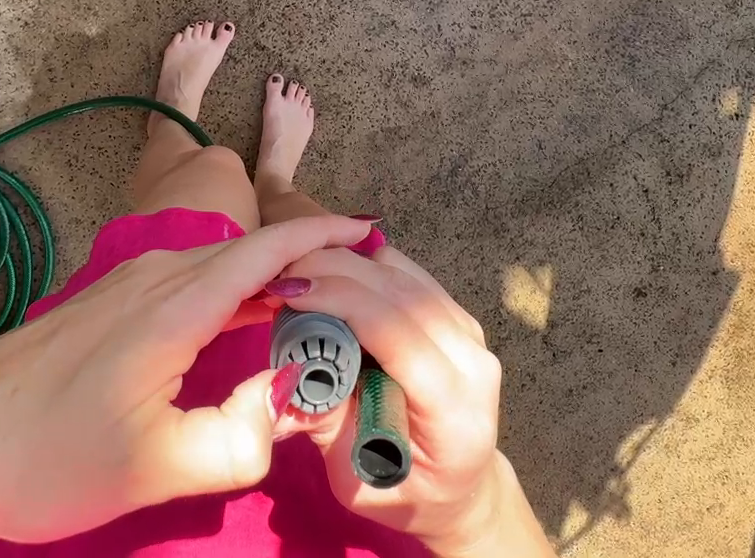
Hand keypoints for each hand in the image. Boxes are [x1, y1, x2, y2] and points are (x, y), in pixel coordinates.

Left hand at [0, 215, 374, 556]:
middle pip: (250, 252)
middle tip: (359, 290)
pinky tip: (241, 329)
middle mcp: (157, 275)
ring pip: (219, 267)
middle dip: (309, 262)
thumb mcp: (155, 468)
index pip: (269, 248)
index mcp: (177, 304)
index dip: (324, 233)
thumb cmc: (46, 459)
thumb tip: (288, 401)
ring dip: (269, 282)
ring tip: (312, 312)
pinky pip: (191, 282)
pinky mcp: (109, 301)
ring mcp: (128, 283)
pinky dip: (233, 295)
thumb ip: (240, 439)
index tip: (370, 230)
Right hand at [276, 243, 549, 555]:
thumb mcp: (356, 479)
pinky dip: (363, 265)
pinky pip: (406, 270)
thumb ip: (323, 422)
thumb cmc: (405, 492)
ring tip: (301, 276)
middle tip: (282, 274)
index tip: (291, 291)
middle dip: (336, 270)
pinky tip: (331, 279)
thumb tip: (282, 373)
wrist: (460, 487)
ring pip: (403, 271)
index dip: (343, 301)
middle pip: (401, 290)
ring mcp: (468, 332)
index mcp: (454, 412)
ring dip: (347, 262)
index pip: (399, 334)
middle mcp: (472, 362)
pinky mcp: (455, 314)